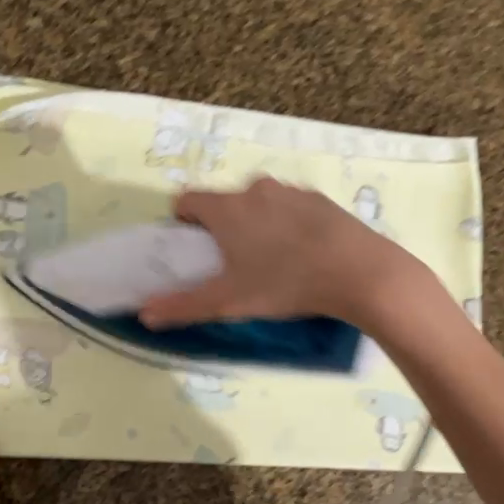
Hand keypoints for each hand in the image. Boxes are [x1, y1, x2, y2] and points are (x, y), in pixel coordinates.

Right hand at [139, 177, 436, 328]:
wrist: (359, 272)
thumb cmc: (284, 284)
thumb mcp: (229, 301)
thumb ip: (183, 306)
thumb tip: (144, 314)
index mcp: (226, 208)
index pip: (186, 200)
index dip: (183, 223)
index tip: (195, 251)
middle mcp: (254, 189)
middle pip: (223, 203)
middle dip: (221, 228)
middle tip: (234, 265)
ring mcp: (290, 191)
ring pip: (258, 204)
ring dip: (255, 225)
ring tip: (271, 263)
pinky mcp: (320, 199)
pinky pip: (289, 208)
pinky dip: (287, 226)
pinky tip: (303, 255)